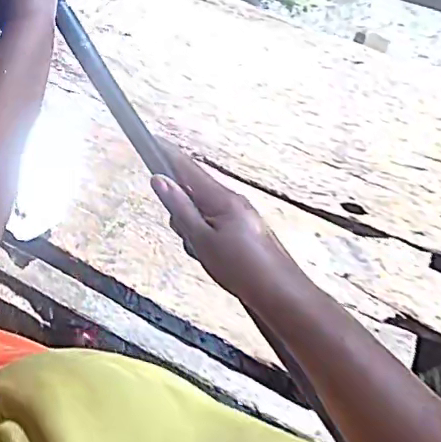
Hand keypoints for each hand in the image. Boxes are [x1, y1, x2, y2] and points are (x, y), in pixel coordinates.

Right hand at [150, 145, 307, 304]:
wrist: (289, 302)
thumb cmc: (245, 271)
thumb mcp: (201, 240)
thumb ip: (178, 208)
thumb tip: (158, 179)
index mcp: (222, 199)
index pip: (187, 167)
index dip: (167, 152)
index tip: (151, 139)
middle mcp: (234, 201)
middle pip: (193, 190)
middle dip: (179, 207)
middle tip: (184, 233)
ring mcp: (242, 216)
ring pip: (203, 209)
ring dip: (193, 225)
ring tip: (203, 252)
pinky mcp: (247, 231)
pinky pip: (215, 222)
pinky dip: (206, 234)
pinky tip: (214, 257)